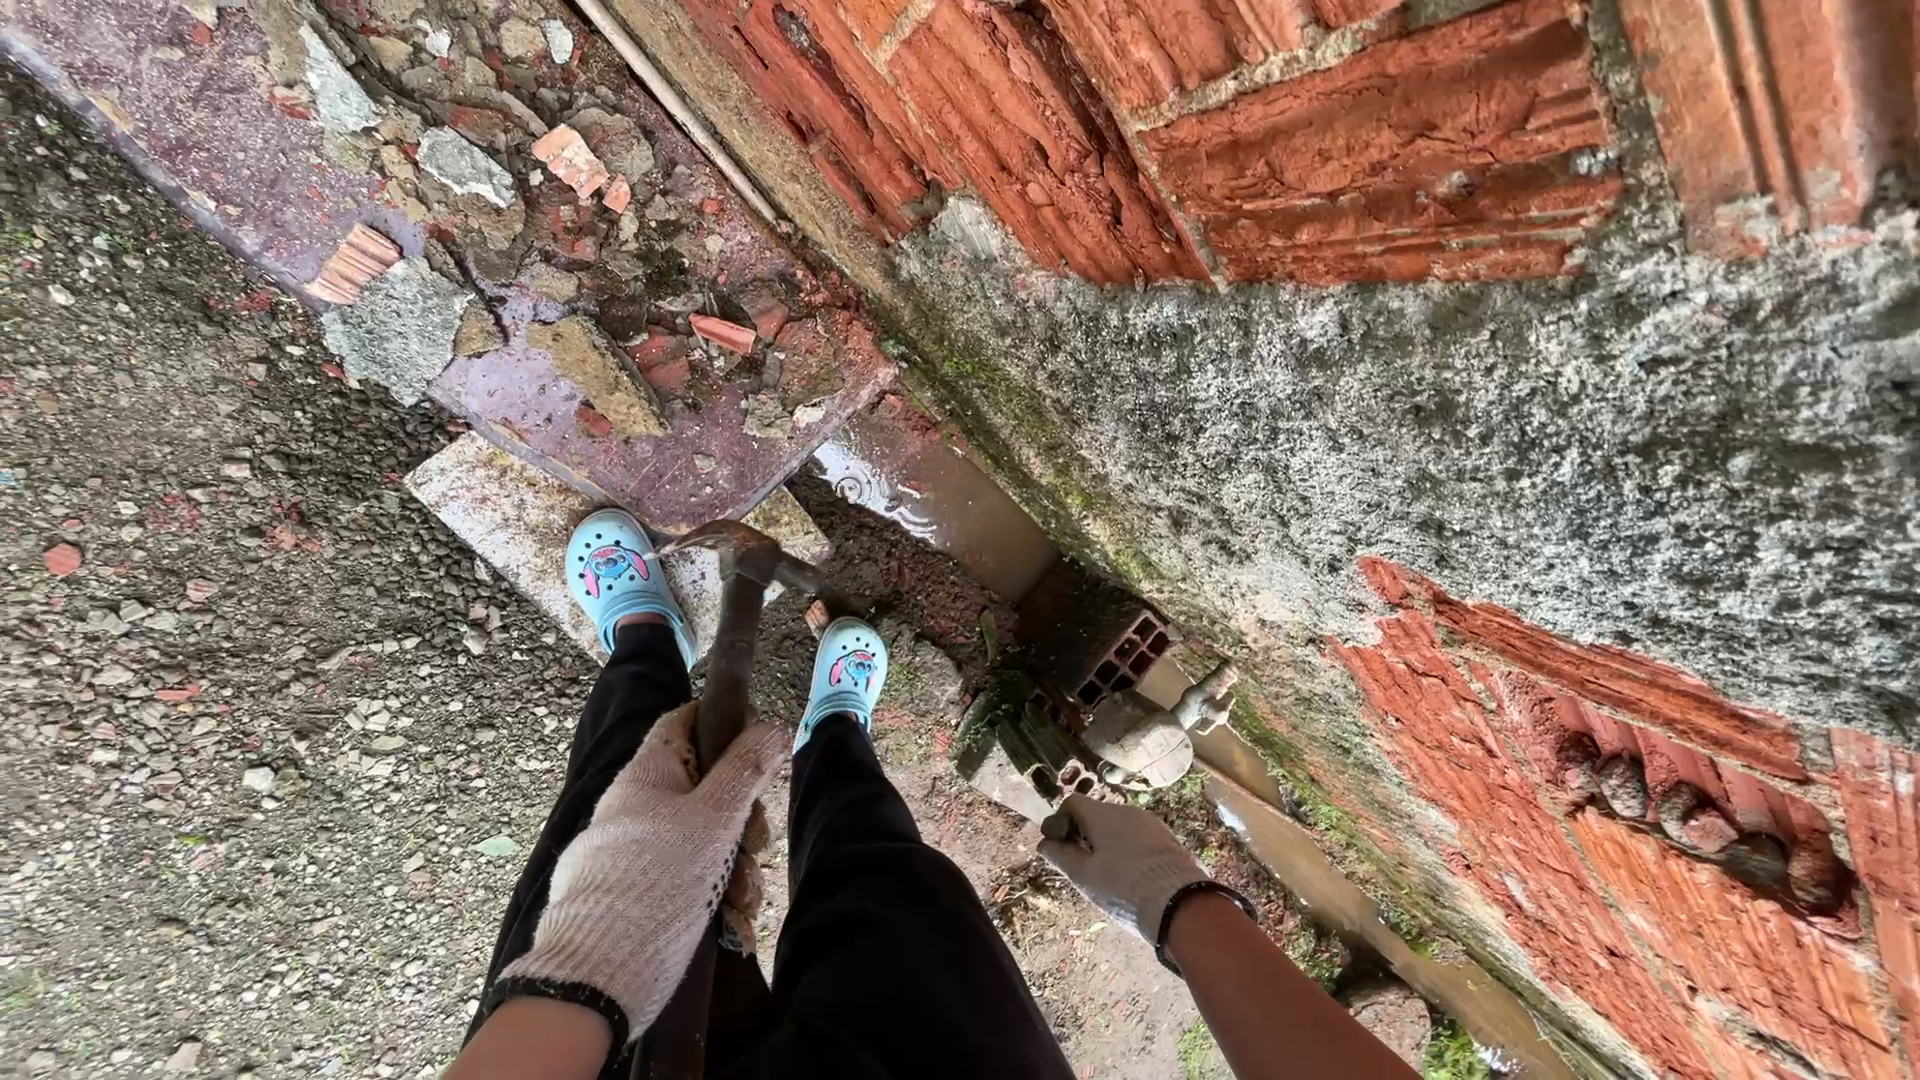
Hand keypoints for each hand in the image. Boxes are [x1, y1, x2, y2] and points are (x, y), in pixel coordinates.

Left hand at [495, 703, 785, 1042]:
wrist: (594, 984)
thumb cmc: (658, 883)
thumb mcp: (715, 818)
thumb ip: (746, 768)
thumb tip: (773, 725)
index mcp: (647, 775)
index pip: (684, 722)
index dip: (723, 723)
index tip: (758, 747)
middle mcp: (636, 807)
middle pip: (705, 785)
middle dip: (743, 814)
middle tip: (758, 843)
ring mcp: (631, 853)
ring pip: (702, 837)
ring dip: (735, 862)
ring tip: (743, 896)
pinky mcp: (632, 895)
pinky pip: (685, 876)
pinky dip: (713, 892)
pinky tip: (733, 919)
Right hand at [1038, 794, 1208, 940]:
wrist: (1181, 906)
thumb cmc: (1123, 890)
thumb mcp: (1084, 876)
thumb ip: (1060, 856)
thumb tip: (1044, 843)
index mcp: (1103, 814)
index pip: (1072, 803)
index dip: (1061, 823)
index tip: (1061, 849)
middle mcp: (1127, 811)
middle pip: (1096, 816)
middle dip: (1085, 837)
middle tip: (1084, 869)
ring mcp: (1152, 824)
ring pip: (1119, 828)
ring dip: (1108, 846)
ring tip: (1110, 878)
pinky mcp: (1169, 840)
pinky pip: (1139, 839)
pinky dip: (1130, 852)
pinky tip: (1133, 880)